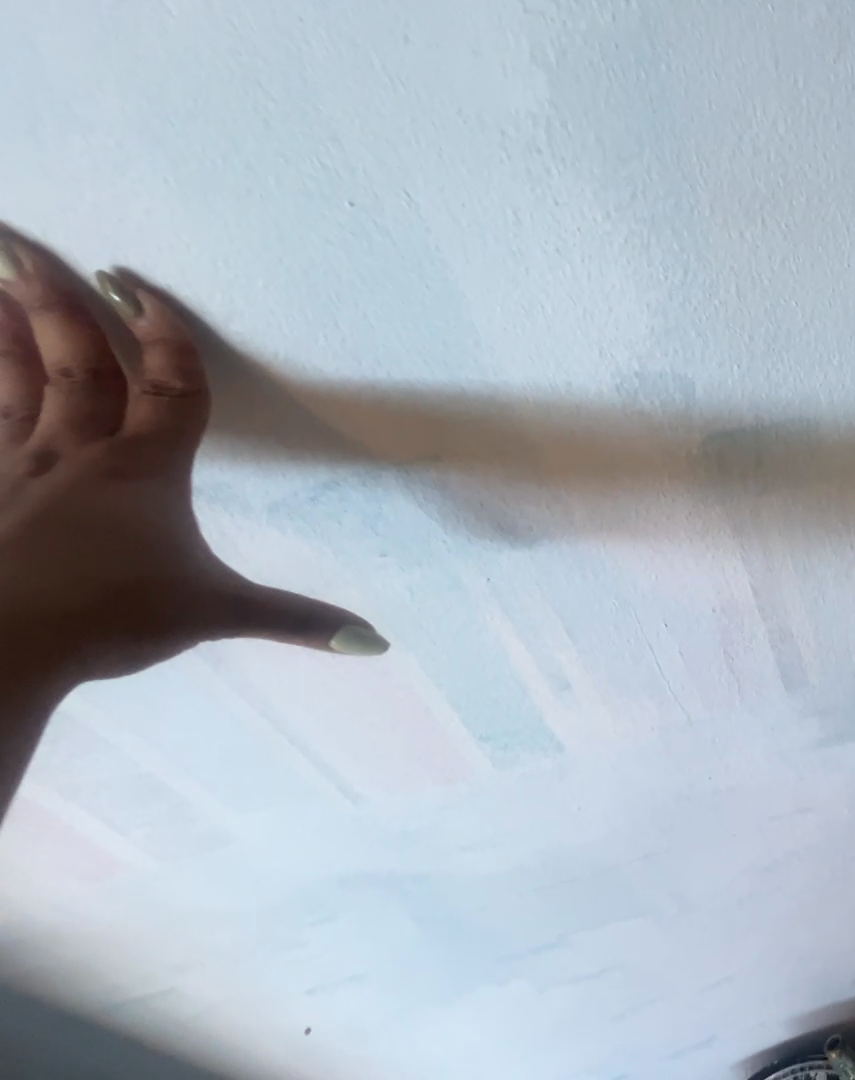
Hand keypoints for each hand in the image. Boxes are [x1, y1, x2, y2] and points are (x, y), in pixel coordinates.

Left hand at [0, 227, 385, 691]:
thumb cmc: (112, 619)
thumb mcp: (218, 614)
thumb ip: (299, 619)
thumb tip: (378, 642)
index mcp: (144, 471)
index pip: (168, 390)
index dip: (163, 338)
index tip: (140, 285)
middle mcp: (74, 456)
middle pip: (74, 367)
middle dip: (55, 305)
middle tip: (24, 245)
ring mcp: (13, 470)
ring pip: (8, 384)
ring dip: (3, 331)